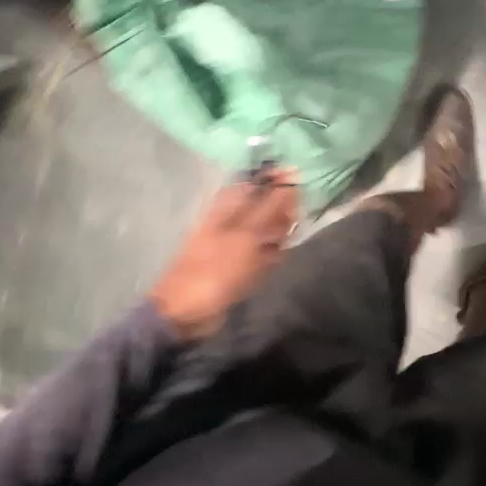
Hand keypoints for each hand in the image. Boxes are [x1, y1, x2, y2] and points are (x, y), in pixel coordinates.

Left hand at [150, 170, 298, 339]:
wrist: (186, 311)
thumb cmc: (216, 268)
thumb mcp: (247, 235)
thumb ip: (271, 206)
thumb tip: (291, 174)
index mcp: (228, 206)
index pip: (258, 183)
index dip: (278, 183)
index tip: (299, 188)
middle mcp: (231, 220)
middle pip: (264, 207)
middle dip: (282, 213)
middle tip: (291, 223)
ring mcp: (234, 243)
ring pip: (265, 232)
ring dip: (278, 237)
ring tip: (281, 246)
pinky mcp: (238, 265)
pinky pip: (261, 254)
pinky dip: (270, 257)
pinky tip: (274, 261)